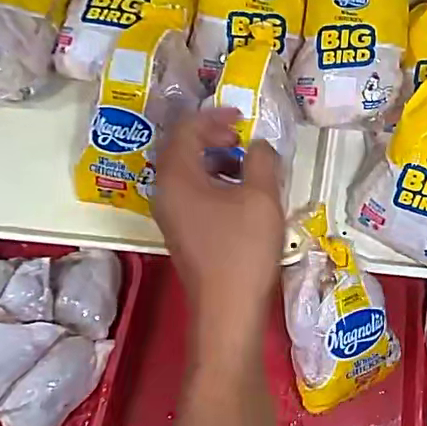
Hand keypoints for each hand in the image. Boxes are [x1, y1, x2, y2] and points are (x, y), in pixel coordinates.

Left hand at [152, 107, 285, 346]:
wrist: (228, 309)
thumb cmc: (242, 249)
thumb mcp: (261, 197)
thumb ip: (261, 159)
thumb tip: (258, 146)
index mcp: (176, 176)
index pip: (186, 129)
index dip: (214, 116)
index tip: (242, 116)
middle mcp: (164, 191)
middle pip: (182, 148)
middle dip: (214, 136)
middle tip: (244, 138)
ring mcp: (171, 214)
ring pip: (189, 172)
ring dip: (216, 160)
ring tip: (248, 166)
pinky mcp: (182, 231)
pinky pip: (193, 193)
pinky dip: (215, 182)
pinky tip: (242, 194)